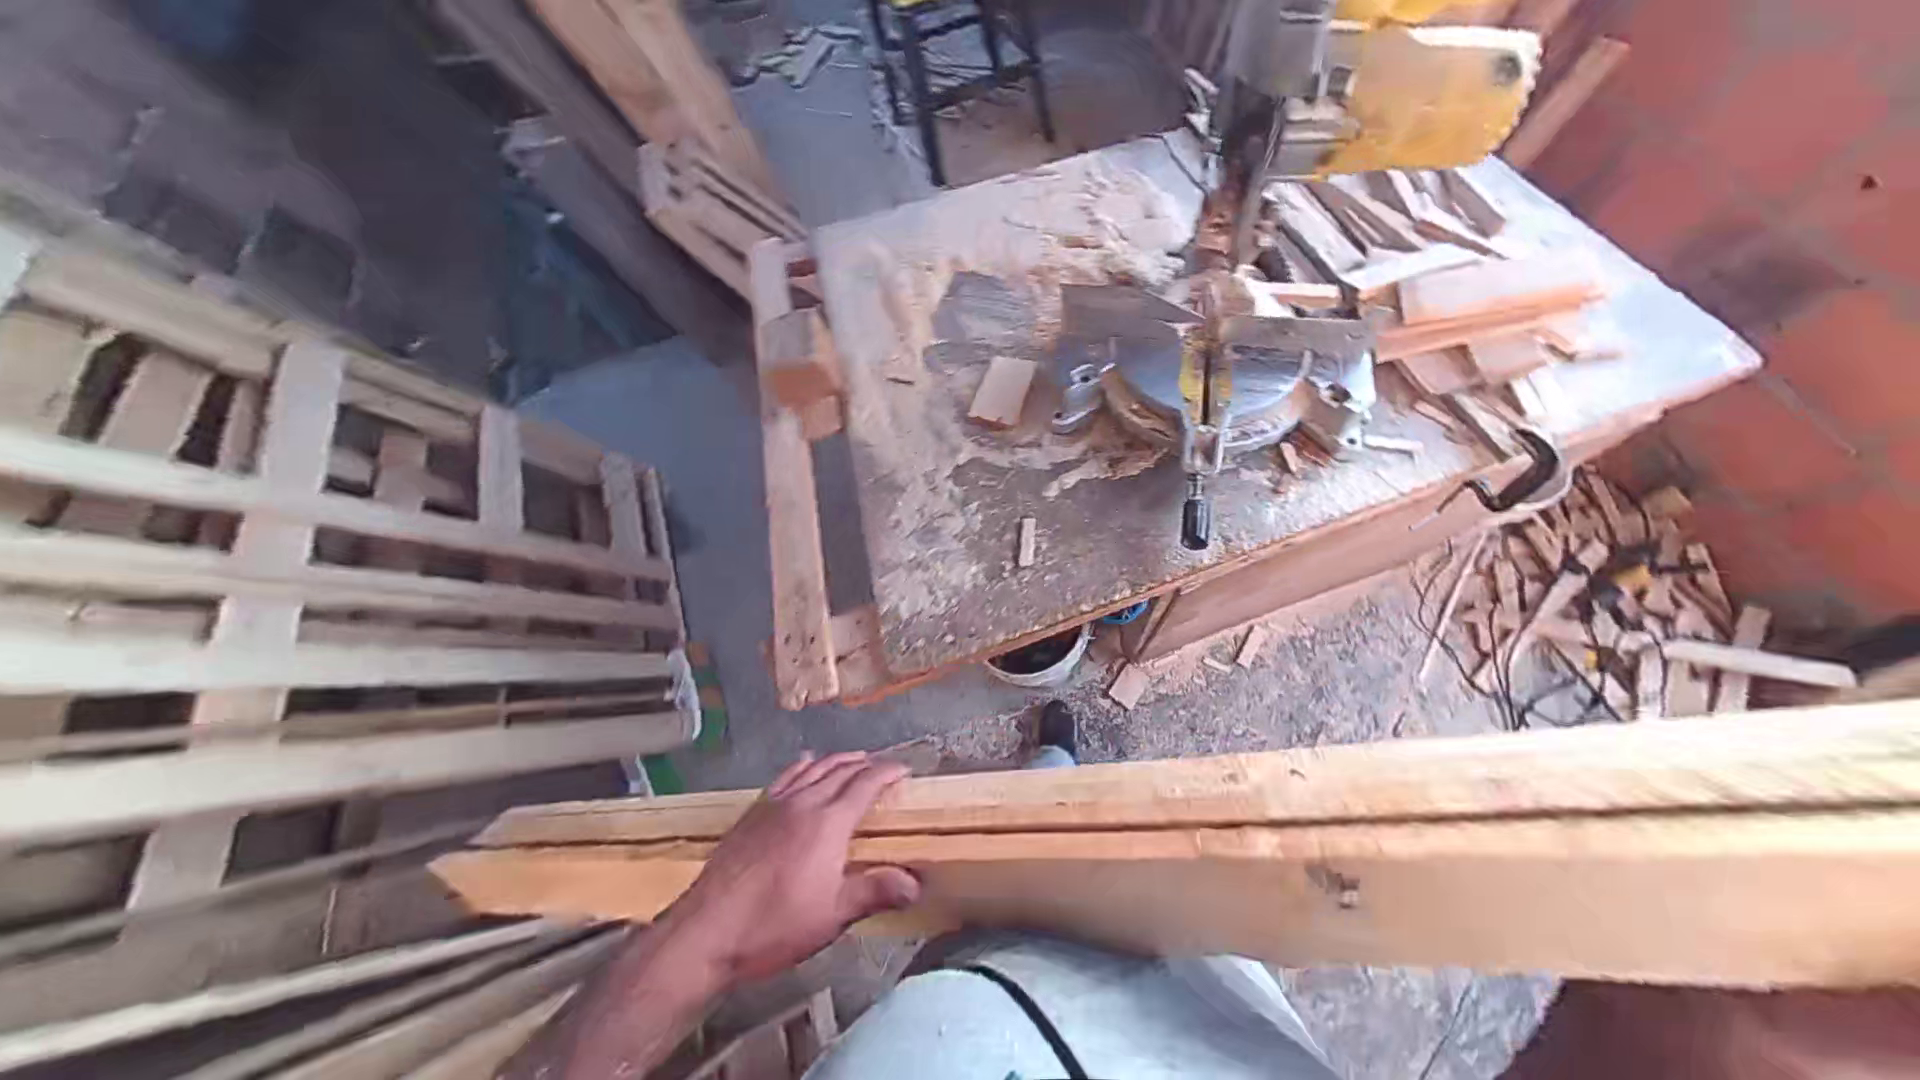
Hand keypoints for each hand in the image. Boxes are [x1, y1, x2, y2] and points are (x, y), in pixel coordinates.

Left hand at [654, 753, 920, 987]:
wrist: (707, 931)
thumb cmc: (774, 926)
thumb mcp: (832, 917)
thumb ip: (875, 892)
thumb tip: (916, 883)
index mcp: (828, 823)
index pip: (865, 785)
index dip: (887, 773)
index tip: (903, 769)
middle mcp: (804, 803)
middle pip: (840, 772)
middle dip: (865, 764)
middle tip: (882, 766)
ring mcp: (775, 805)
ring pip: (813, 769)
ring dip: (837, 760)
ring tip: (853, 758)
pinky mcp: (753, 812)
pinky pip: (785, 777)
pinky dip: (802, 765)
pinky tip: (804, 762)